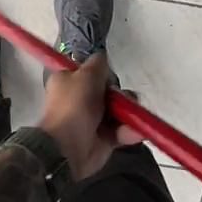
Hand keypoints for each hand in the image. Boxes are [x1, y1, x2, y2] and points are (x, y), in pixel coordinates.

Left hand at [35, 53, 142, 180]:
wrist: (69, 146)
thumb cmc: (74, 106)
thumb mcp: (86, 75)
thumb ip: (98, 64)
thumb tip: (102, 55)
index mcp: (69, 82)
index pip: (90, 74)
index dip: (102, 75)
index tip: (110, 78)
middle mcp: (80, 100)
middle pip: (110, 92)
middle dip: (122, 95)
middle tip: (124, 99)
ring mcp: (93, 120)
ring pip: (120, 111)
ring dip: (129, 114)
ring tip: (131, 118)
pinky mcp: (105, 139)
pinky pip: (123, 131)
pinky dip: (129, 132)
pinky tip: (133, 132)